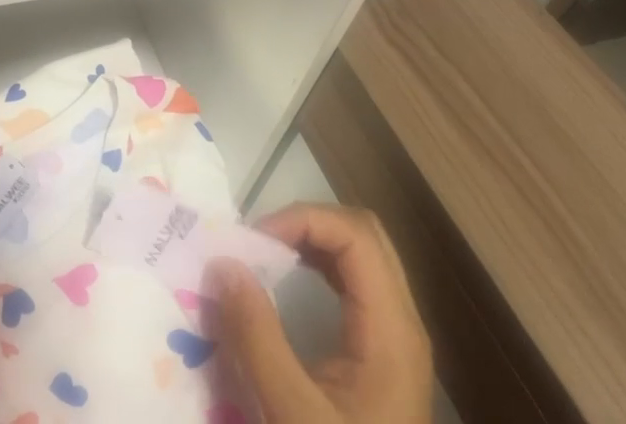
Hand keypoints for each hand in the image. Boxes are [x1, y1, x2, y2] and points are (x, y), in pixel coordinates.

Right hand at [209, 203, 432, 422]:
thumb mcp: (289, 414)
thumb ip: (256, 337)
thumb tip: (223, 264)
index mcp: (391, 330)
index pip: (355, 235)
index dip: (302, 220)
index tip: (251, 243)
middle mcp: (402, 322)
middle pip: (364, 236)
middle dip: (305, 224)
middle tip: (254, 244)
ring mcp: (395, 337)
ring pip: (361, 256)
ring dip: (311, 243)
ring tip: (262, 258)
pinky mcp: (382, 354)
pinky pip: (355, 284)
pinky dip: (318, 267)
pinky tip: (286, 282)